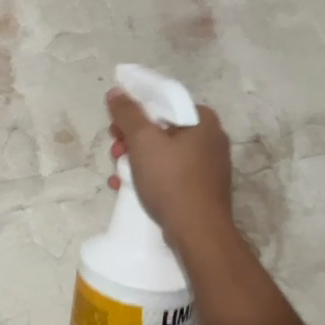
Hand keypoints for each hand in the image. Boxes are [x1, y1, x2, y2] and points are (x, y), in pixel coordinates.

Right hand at [106, 89, 236, 248]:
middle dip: (131, 139)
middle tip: (116, 152)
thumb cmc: (171, 181)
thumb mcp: (143, 141)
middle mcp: (210, 137)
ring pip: (162, 151)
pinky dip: (149, 175)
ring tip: (118, 173)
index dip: (134, 111)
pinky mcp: (202, 186)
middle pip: (160, 127)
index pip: (162, 102)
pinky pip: (170, 171)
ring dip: (135, 158)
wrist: (198, 233)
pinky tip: (128, 186)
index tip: (114, 127)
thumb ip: (128, 112)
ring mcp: (208, 164)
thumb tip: (116, 91)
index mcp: (202, 119)